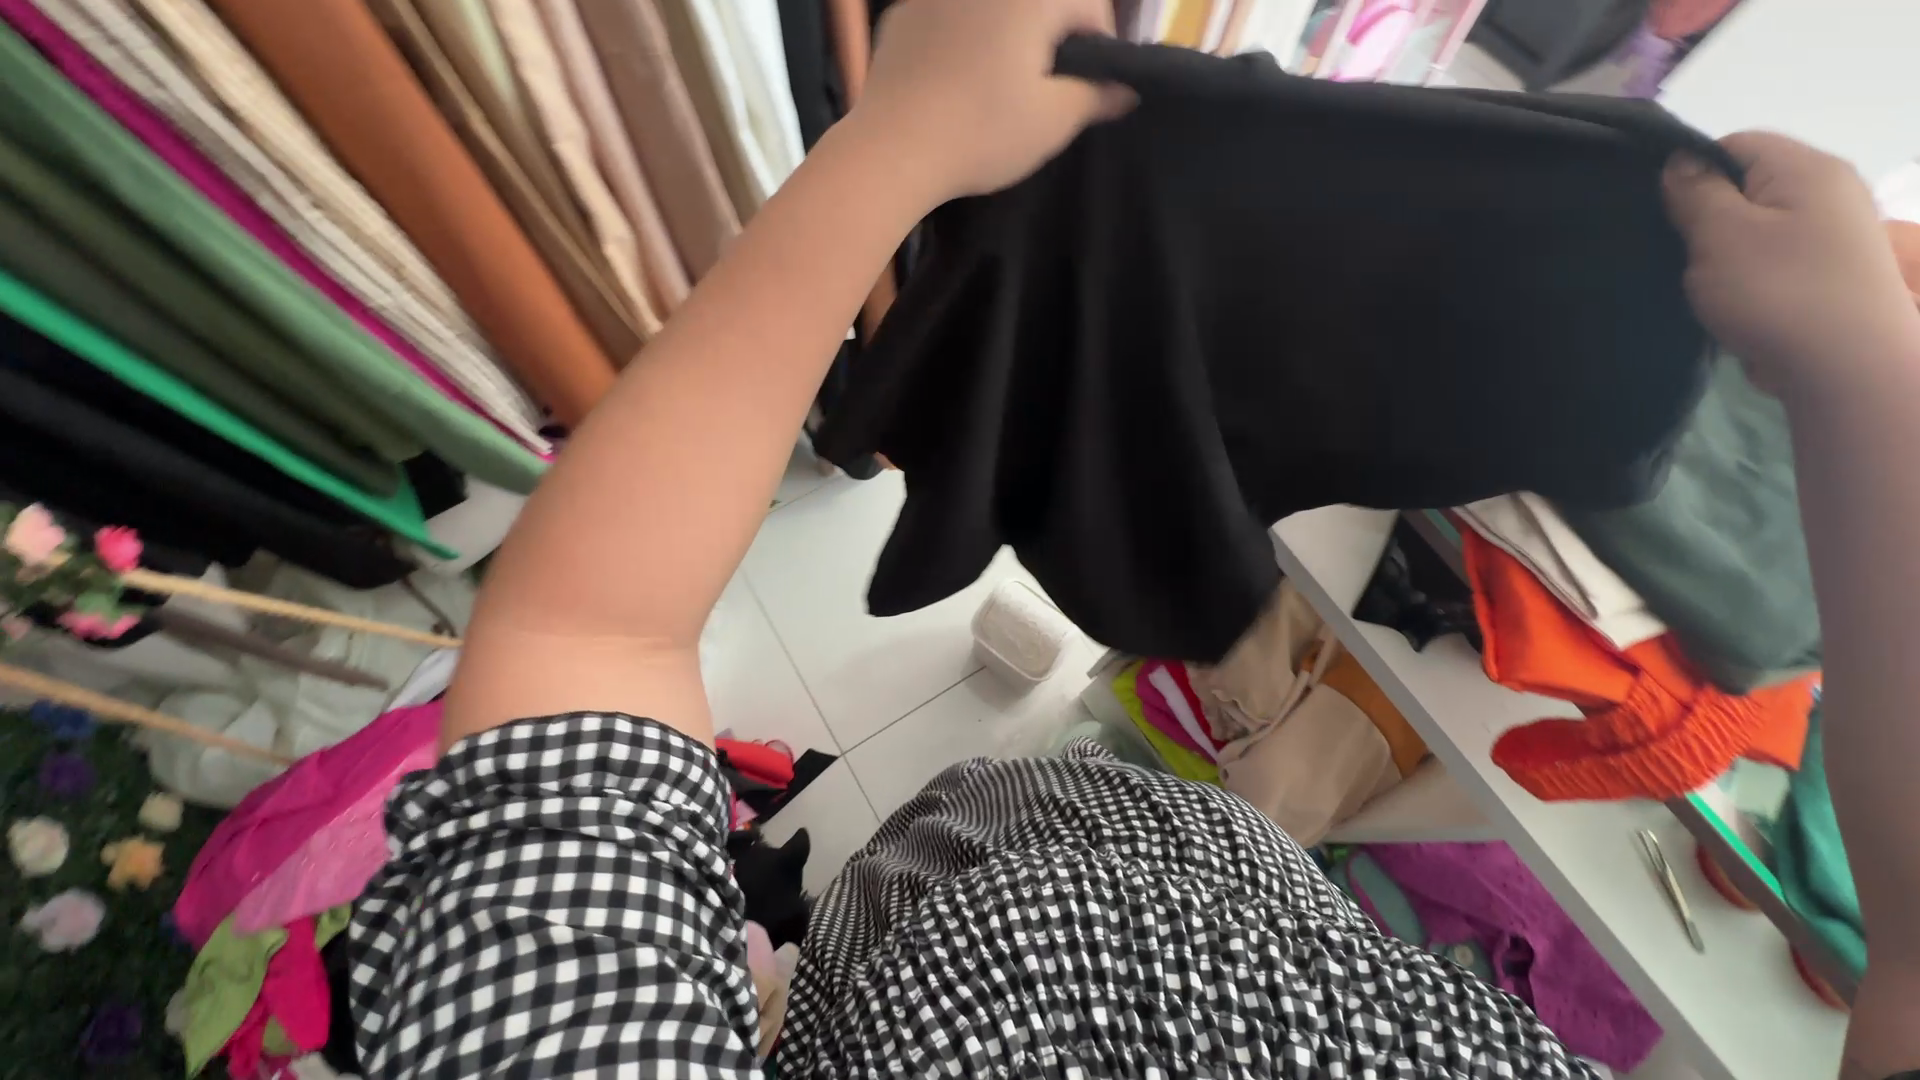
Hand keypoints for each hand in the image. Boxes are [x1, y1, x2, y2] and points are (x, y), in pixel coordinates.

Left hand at [847, 0, 1133, 206]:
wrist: (891, 149)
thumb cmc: (981, 134)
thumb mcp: (1051, 123)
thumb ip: (1094, 97)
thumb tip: (1124, 89)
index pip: (1090, 7)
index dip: (1101, 48)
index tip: (1093, 89)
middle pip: (1041, 4)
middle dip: (1052, 40)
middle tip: (1046, 91)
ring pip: (992, 11)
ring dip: (1007, 38)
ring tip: (1000, 86)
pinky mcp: (904, 14)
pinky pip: (949, 17)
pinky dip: (962, 39)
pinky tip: (956, 81)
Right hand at [1663, 132, 1919, 399]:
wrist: (1839, 359)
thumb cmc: (1774, 289)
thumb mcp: (1720, 235)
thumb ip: (1696, 193)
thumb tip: (1680, 162)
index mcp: (1806, 169)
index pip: (1736, 144)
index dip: (1690, 170)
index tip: (1660, 212)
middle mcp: (1826, 188)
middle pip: (1745, 181)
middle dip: (1700, 209)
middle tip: (1670, 246)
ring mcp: (1828, 229)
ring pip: (1752, 218)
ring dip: (1716, 242)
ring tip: (1691, 271)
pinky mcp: (1820, 265)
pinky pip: (1765, 248)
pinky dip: (1736, 263)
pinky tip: (1719, 289)